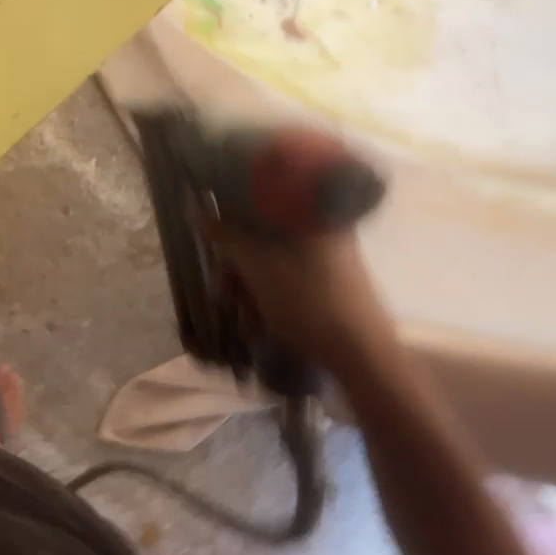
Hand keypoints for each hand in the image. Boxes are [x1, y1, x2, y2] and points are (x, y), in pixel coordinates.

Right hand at [199, 221, 392, 373]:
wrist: (361, 355)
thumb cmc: (307, 301)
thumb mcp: (256, 266)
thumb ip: (224, 235)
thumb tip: (193, 207)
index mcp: (311, 214)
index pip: (259, 199)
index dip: (230, 219)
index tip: (217, 244)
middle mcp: (324, 228)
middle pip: (263, 233)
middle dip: (237, 264)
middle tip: (226, 291)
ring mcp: (330, 257)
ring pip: (273, 258)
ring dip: (249, 284)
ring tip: (243, 314)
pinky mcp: (332, 282)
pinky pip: (289, 276)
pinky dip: (269, 293)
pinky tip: (259, 319)